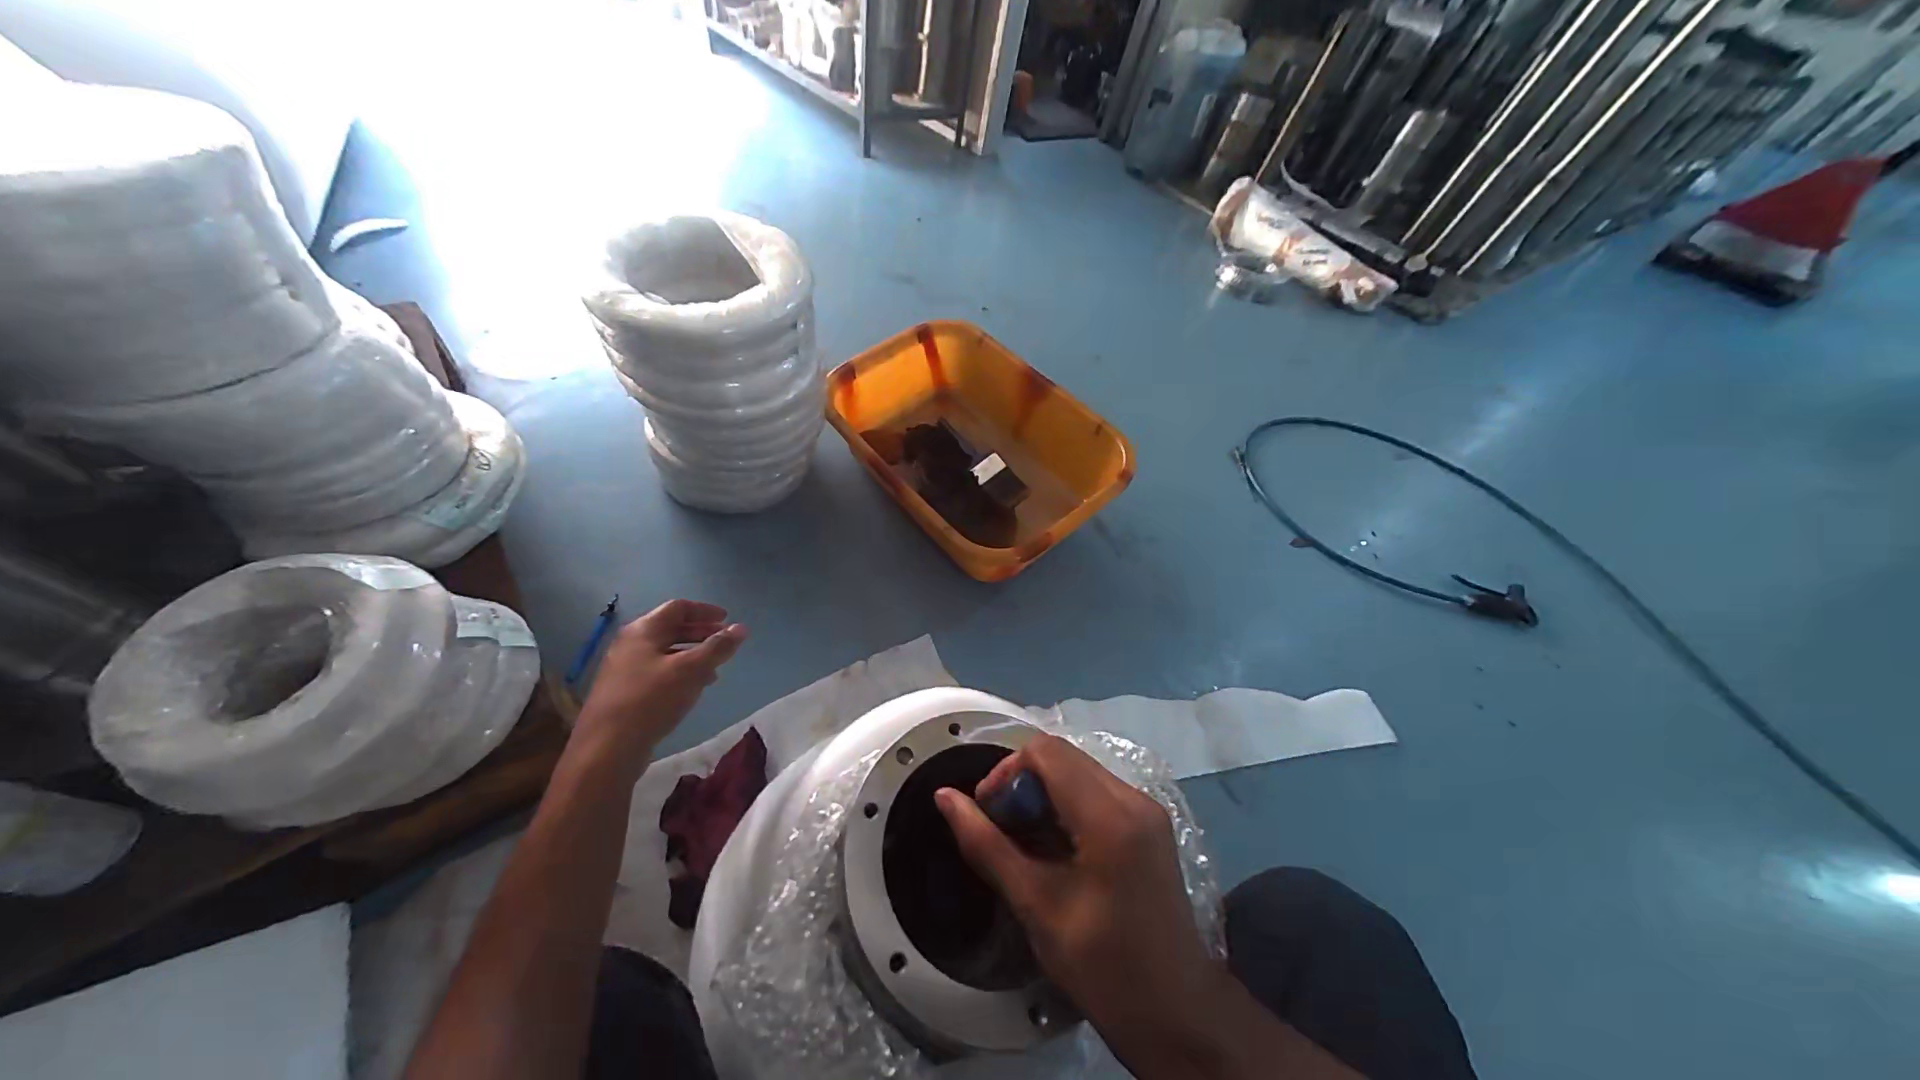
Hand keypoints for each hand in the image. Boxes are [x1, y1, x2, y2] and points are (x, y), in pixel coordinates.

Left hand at [571, 599, 746, 776]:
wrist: (607, 748)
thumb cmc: (651, 699)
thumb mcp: (691, 670)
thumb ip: (718, 647)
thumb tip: (740, 628)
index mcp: (643, 630)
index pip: (678, 608)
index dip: (705, 611)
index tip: (728, 620)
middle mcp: (631, 644)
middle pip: (671, 628)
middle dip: (701, 633)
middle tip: (724, 642)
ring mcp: (625, 669)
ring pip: (666, 652)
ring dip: (692, 655)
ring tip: (715, 668)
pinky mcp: (625, 692)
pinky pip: (658, 672)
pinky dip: (680, 673)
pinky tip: (693, 689)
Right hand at [934, 735, 1223, 1042]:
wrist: (1176, 1012)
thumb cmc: (1103, 966)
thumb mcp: (1035, 905)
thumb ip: (987, 845)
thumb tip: (945, 798)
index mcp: (1110, 816)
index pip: (1046, 752)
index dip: (1005, 773)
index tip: (988, 816)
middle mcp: (1134, 799)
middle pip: (1063, 757)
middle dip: (1022, 784)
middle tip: (1003, 832)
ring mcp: (1147, 810)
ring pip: (1079, 772)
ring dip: (1043, 796)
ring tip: (1026, 845)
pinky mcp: (1150, 825)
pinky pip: (1098, 792)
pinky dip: (1067, 807)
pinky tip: (1055, 850)